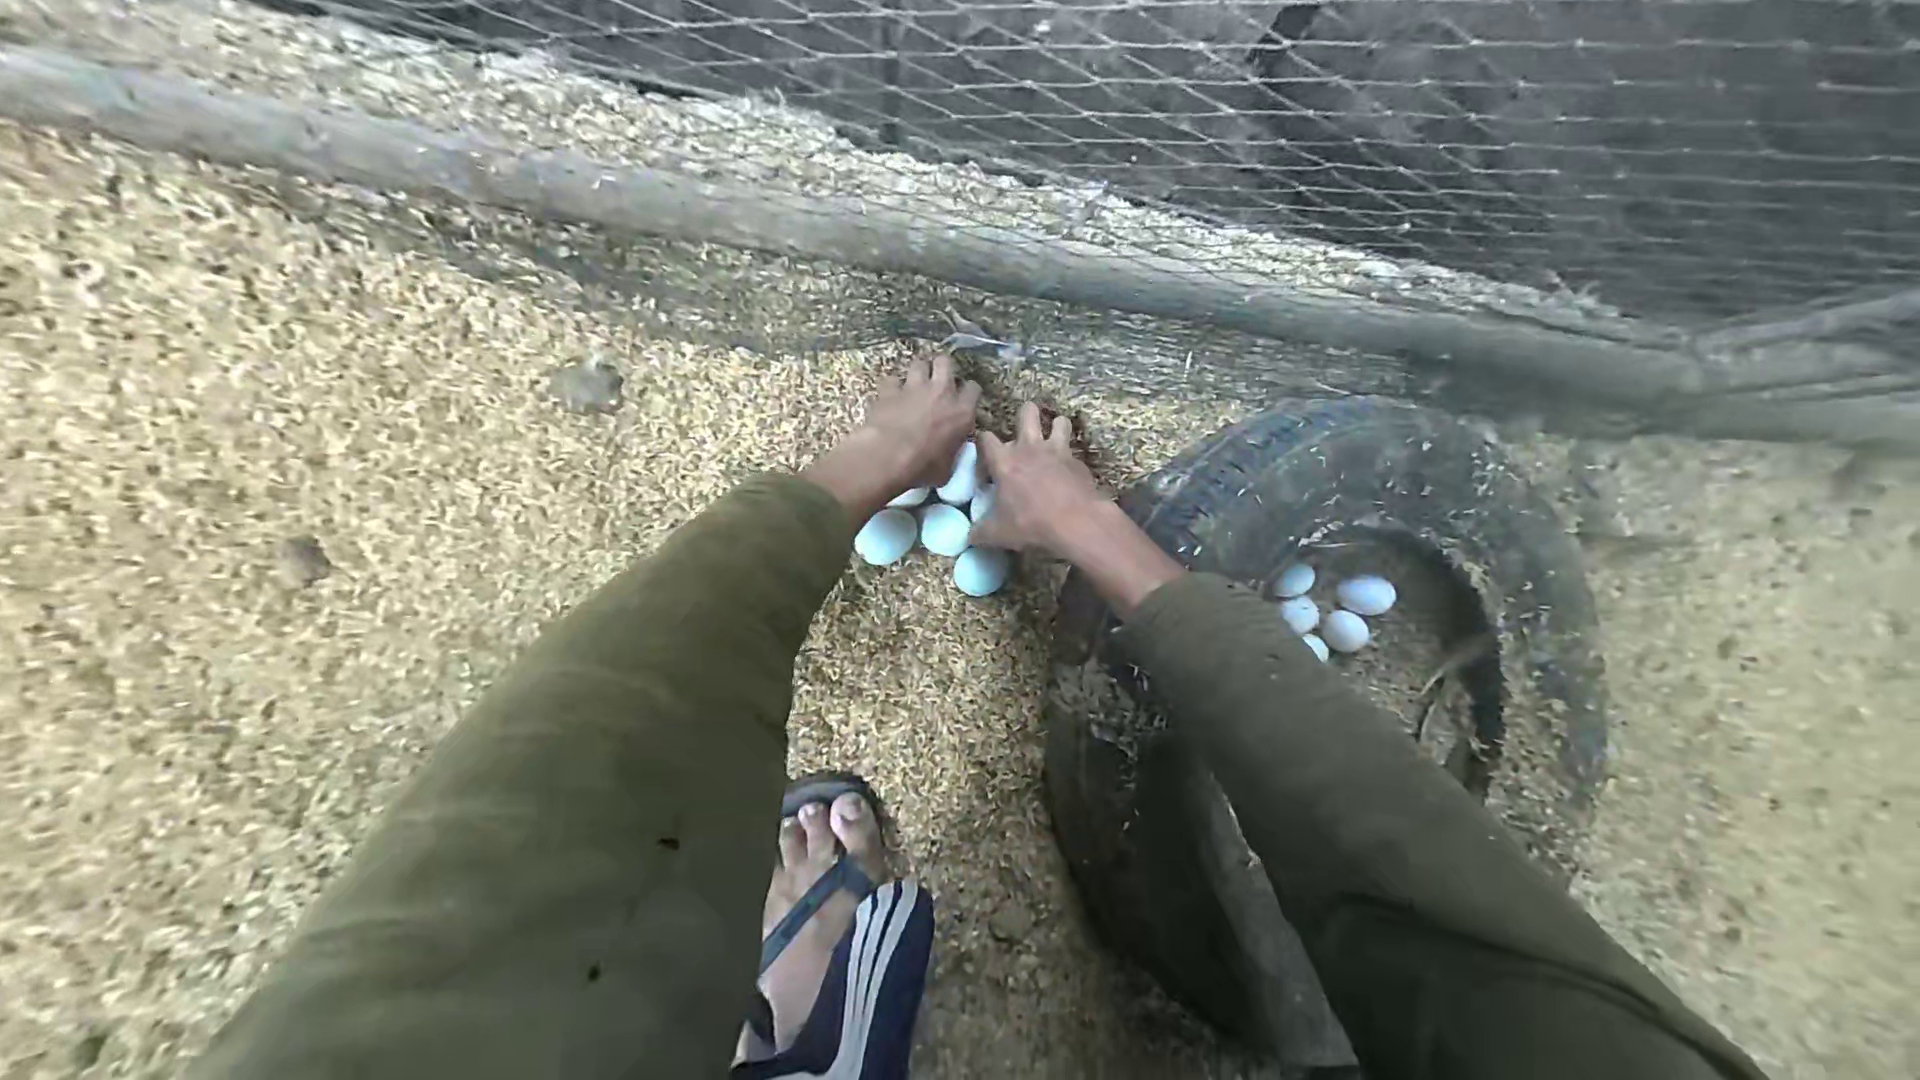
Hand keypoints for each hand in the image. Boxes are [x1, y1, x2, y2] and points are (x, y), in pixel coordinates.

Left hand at [803, 355, 980, 517]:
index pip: (974, 388)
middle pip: (946, 362)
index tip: (962, 400)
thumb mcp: (947, 468)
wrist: (889, 456)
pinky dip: (891, 387)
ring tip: (914, 384)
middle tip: (936, 382)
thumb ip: (952, 452)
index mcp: (962, 412)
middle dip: (941, 368)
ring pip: (919, 363)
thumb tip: (950, 453)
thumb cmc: (923, 468)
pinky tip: (890, 395)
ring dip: (917, 372)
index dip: (967, 392)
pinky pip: (892, 380)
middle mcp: (941, 392)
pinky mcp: (890, 390)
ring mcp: (914, 387)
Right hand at [976, 401, 1183, 616]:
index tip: (986, 467)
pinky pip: (1074, 451)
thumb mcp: (998, 534)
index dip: (982, 448)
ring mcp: (1058, 451)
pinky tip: (1068, 474)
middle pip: (1027, 412)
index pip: (986, 438)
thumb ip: (979, 532)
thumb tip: (969, 535)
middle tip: (1022, 436)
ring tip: (1052, 442)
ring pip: (1059, 422)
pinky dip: (1070, 459)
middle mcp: (1030, 448)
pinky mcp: (1079, 463)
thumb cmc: (1031, 524)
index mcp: (1005, 461)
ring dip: (1055, 428)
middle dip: (1024, 416)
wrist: (1077, 523)